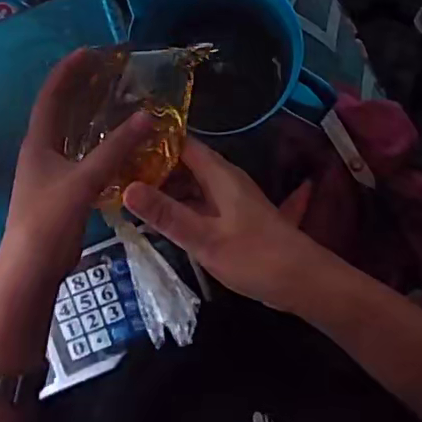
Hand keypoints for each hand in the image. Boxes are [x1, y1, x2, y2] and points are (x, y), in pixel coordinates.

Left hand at [0, 49, 155, 285]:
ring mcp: (50, 171)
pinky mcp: (62, 189)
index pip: (51, 95)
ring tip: (114, 98)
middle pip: (60, 109)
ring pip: (71, 132)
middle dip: (80, 87)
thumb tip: (147, 117)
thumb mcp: (83, 182)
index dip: (68, 71)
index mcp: (38, 142)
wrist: (30, 271)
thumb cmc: (48, 221)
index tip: (89, 52)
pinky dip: (97, 143)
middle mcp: (41, 150)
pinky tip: (117, 144)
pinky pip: (81, 154)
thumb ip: (114, 151)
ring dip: (89, 114)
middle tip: (107, 70)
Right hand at [124, 137, 342, 313]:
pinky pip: (197, 200)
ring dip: (163, 185)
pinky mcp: (231, 216)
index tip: (121, 143)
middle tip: (116, 171)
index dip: (152, 139)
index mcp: (218, 173)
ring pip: (189, 182)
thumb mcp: (205, 238)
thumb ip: (166, 214)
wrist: (305, 283)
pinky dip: (177, 203)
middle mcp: (222, 178)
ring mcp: (228, 197)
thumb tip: (126, 188)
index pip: (180, 142)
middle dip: (152, 164)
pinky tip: (157, 218)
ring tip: (128, 192)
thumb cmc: (255, 256)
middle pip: (182, 161)